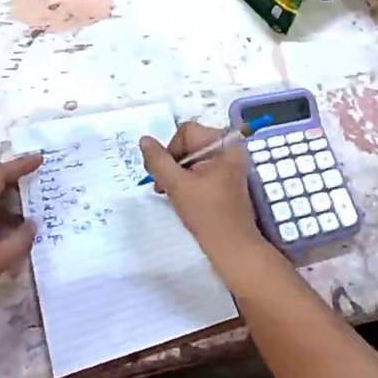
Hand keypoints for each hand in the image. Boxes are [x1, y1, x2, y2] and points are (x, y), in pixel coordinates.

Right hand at [139, 123, 266, 255]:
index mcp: (224, 143)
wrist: (232, 245)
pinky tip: (184, 195)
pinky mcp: (229, 177)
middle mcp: (231, 148)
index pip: (186, 132)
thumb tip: (144, 140)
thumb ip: (157, 160)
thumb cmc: (205, 213)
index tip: (165, 176)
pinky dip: (190, 178)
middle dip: (173, 162)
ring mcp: (231, 163)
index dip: (170, 151)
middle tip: (163, 186)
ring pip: (194, 157)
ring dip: (179, 172)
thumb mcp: (176, 184)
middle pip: (190, 143)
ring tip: (171, 192)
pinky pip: (203, 167)